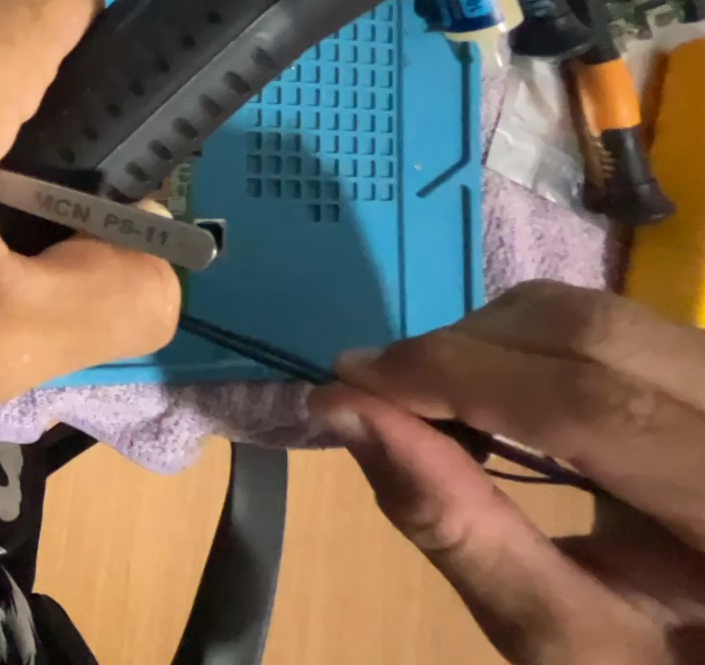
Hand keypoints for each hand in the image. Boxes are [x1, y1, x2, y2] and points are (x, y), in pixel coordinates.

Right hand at [311, 282, 704, 663]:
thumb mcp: (570, 642)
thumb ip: (457, 527)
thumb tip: (339, 410)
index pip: (597, 405)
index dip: (454, 376)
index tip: (346, 383)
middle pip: (591, 333)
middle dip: (459, 350)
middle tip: (386, 399)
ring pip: (592, 315)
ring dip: (484, 343)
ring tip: (444, 407)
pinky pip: (607, 328)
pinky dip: (520, 347)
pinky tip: (500, 403)